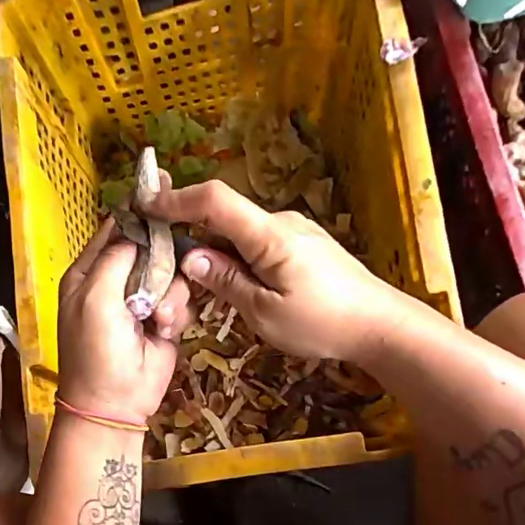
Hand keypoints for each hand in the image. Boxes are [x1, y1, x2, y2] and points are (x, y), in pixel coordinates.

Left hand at [56, 218, 192, 422]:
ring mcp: (143, 301)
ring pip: (172, 273)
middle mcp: (117, 282)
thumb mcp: (95, 297)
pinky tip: (164, 329)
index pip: (115, 230)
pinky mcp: (165, 320)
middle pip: (151, 248)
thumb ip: (115, 258)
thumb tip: (138, 232)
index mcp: (89, 272)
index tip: (162, 188)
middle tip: (160, 275)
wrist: (115, 403)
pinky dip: (177, 313)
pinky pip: (182, 299)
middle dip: (161, 260)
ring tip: (156, 317)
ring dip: (169, 294)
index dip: (137, 212)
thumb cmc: (95, 349)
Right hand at [147, 179, 421, 361]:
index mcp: (269, 235)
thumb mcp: (265, 312)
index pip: (214, 200)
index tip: (145, 204)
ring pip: (239, 235)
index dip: (176, 199)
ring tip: (197, 291)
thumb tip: (190, 258)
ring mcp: (293, 231)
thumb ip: (226, 281)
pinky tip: (230, 287)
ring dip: (214, 255)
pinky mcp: (300, 245)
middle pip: (223, 219)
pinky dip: (235, 260)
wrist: (380, 325)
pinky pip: (256, 245)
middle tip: (167, 271)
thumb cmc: (323, 324)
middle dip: (190, 239)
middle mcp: (280, 222)